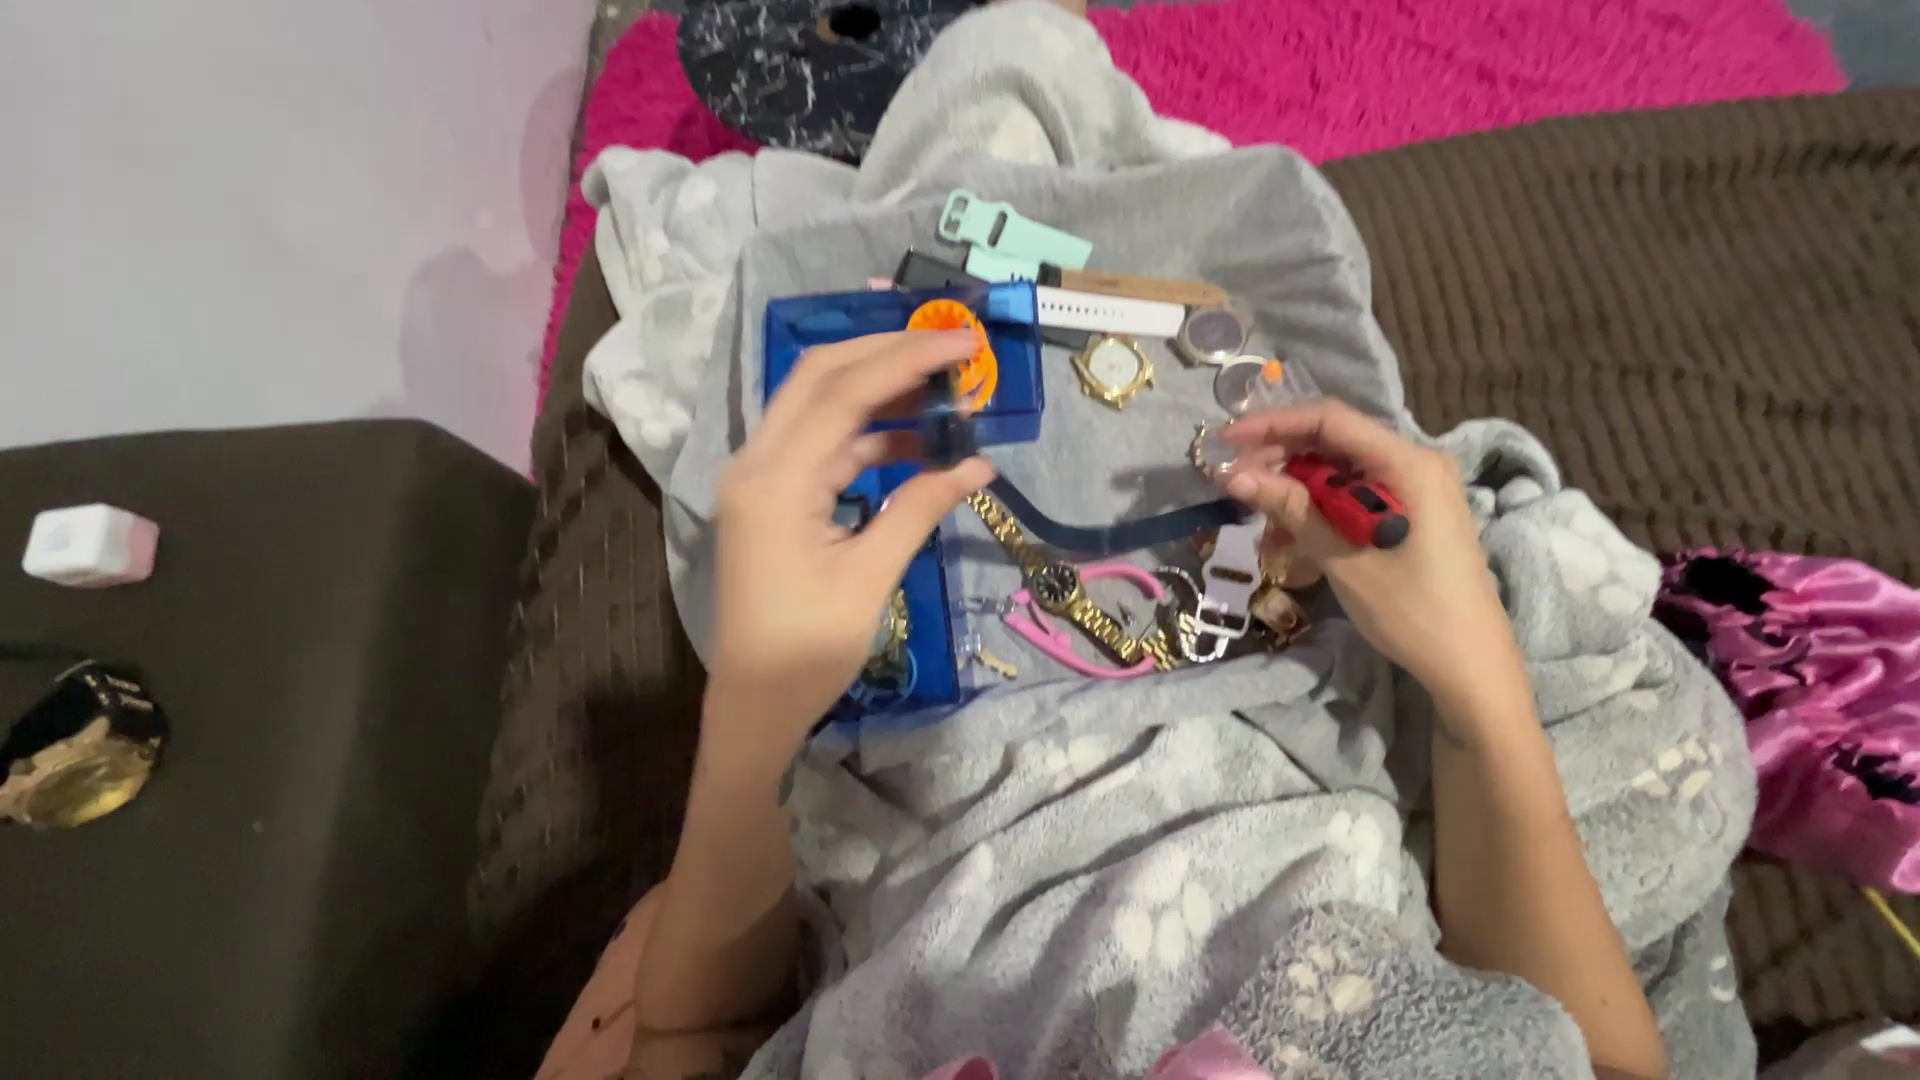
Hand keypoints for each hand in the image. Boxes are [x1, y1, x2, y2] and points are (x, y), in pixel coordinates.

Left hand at [707, 331, 994, 751]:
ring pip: (819, 407)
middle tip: (951, 350)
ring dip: (879, 393)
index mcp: (776, 480)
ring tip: (944, 394)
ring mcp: (759, 477)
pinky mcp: (772, 496)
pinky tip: (915, 444)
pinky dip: (866, 436)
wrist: (755, 701)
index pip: (844, 392)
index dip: (907, 359)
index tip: (964, 342)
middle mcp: (757, 462)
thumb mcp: (872, 576)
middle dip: (887, 354)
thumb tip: (979, 464)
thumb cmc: (810, 648)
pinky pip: (820, 446)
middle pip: (820, 377)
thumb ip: (920, 507)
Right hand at [1215, 400, 1525, 714]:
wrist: (1470, 663)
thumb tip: (1234, 476)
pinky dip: (1316, 506)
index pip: (1330, 421)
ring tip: (1256, 516)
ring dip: (1293, 486)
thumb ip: (1291, 509)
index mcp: (1407, 464)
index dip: (1272, 424)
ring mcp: (1415, 486)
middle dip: (1278, 457)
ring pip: (1338, 468)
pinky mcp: (1409, 509)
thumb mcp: (1342, 558)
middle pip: (1333, 440)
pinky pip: (1352, 492)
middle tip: (1232, 482)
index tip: (1227, 441)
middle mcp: (1414, 462)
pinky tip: (1287, 534)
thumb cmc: (1411, 611)